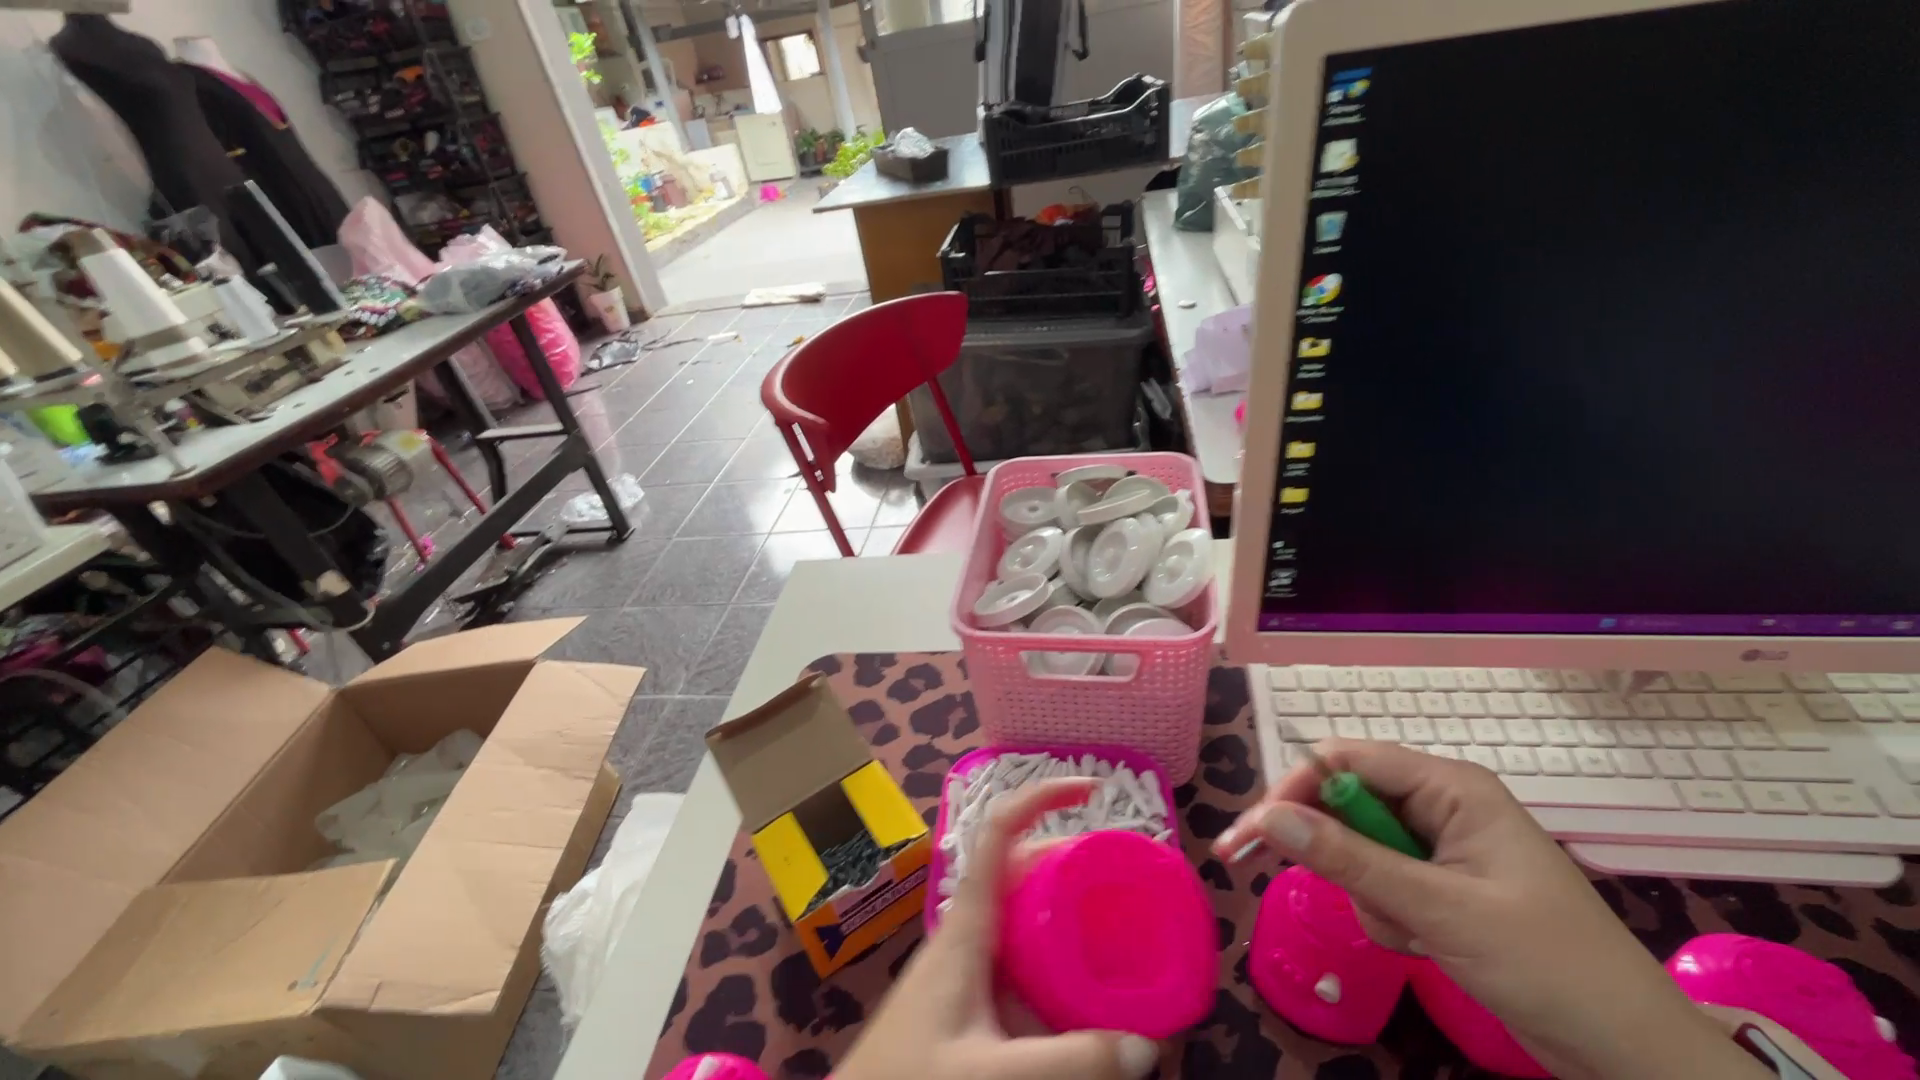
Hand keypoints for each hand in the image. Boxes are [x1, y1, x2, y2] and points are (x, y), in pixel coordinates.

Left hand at [837, 779, 1161, 1079]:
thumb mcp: (992, 1076)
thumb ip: (1069, 1061)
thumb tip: (1147, 1044)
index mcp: (966, 927)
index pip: (999, 833)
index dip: (1040, 797)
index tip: (1091, 790)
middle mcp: (966, 932)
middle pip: (1020, 867)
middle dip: (1069, 856)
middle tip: (1121, 872)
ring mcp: (965, 963)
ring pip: (1020, 912)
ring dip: (1063, 904)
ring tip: (1115, 918)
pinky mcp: (967, 995)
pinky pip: (1019, 954)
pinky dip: (1054, 952)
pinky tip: (1084, 985)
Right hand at [1212, 740, 1768, 1079]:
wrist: (1627, 1050)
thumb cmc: (1546, 965)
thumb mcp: (1439, 911)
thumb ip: (1349, 860)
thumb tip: (1267, 817)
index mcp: (1451, 788)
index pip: (1347, 761)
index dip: (1292, 788)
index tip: (1251, 832)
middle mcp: (1442, 806)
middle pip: (1347, 803)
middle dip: (1322, 846)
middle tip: (1251, 866)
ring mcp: (1444, 848)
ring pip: (1360, 850)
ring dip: (1366, 893)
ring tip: (1410, 933)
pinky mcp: (1445, 887)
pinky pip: (1383, 884)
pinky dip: (1387, 915)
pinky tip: (1424, 945)